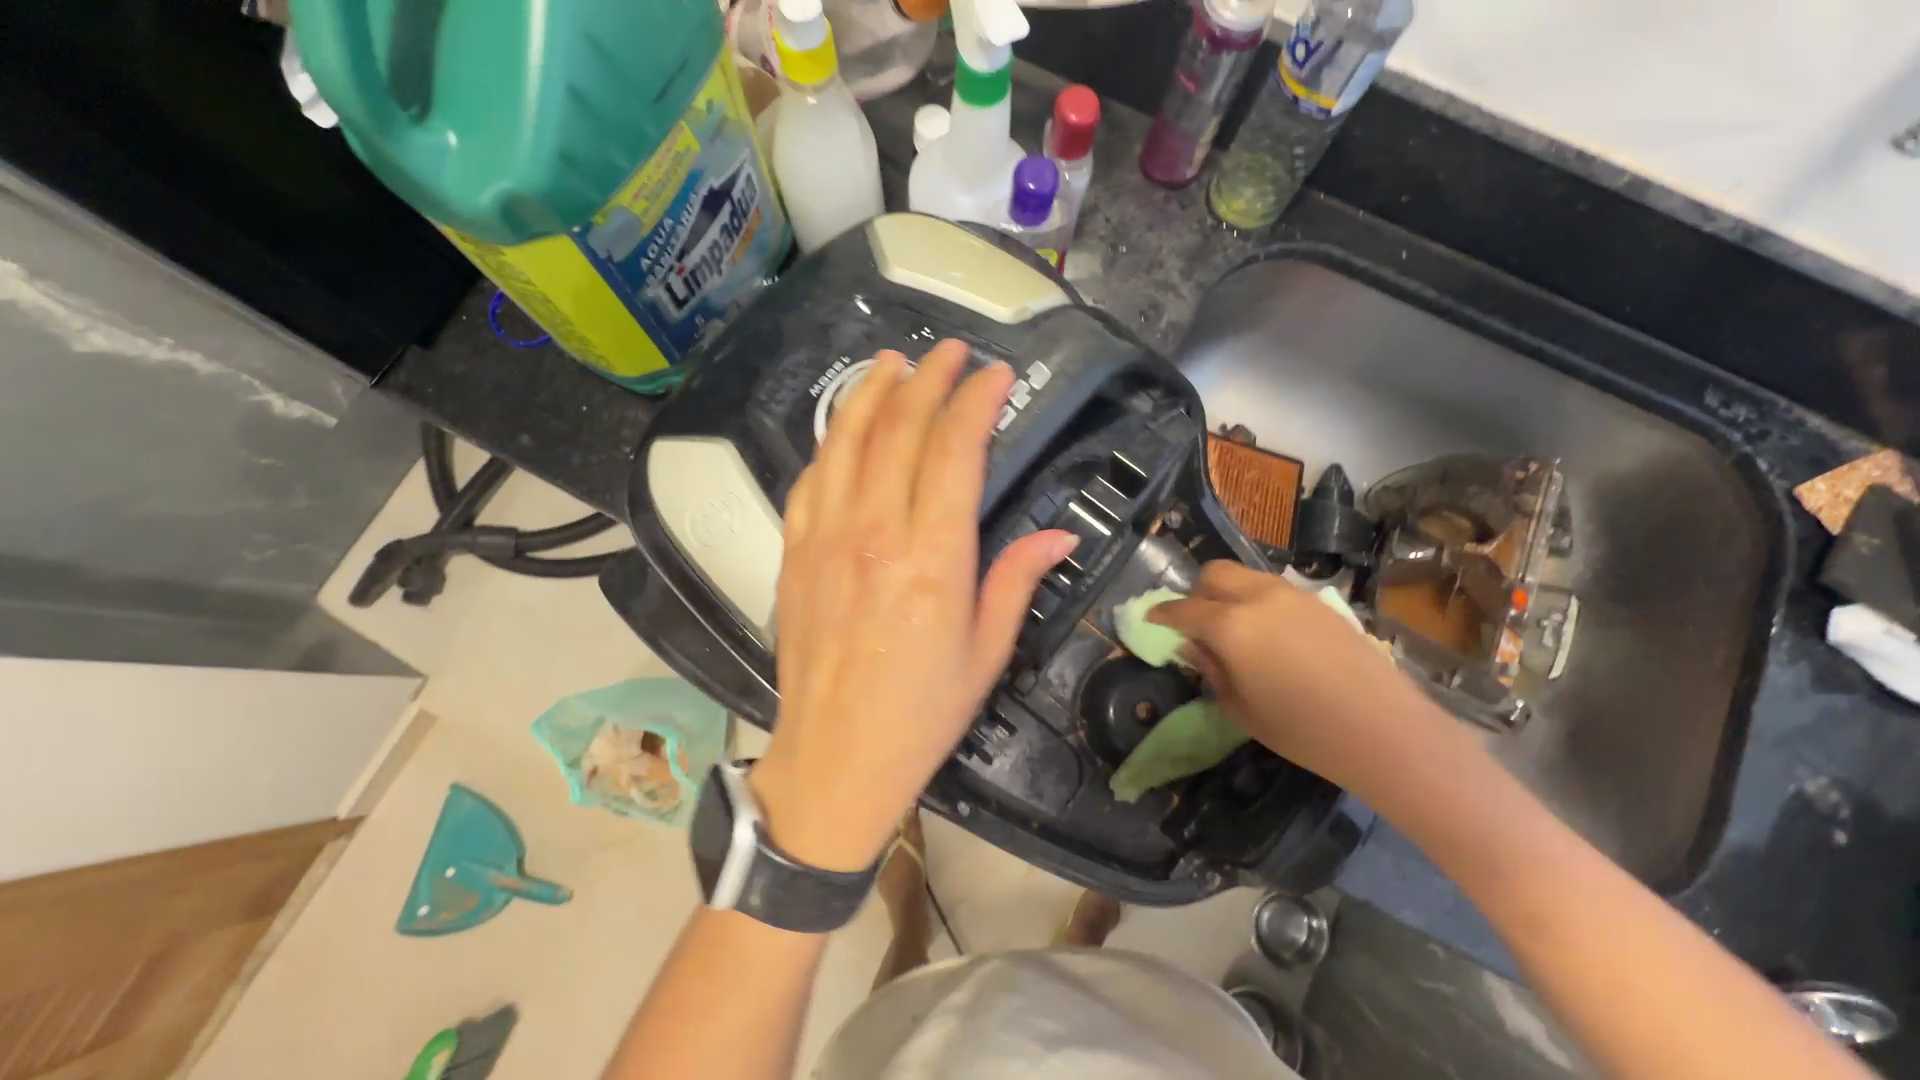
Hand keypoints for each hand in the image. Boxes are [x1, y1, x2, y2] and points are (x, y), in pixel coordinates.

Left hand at [749, 341, 1077, 871]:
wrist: (835, 757)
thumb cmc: (922, 713)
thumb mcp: (986, 653)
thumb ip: (1016, 581)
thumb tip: (1057, 534)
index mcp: (933, 558)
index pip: (955, 451)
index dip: (976, 402)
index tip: (996, 374)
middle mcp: (875, 533)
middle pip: (900, 431)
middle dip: (928, 381)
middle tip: (950, 352)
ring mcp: (825, 538)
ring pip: (847, 442)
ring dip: (872, 393)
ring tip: (893, 363)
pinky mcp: (794, 553)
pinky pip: (811, 479)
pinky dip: (832, 441)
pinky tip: (845, 425)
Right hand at [1149, 561, 1473, 801]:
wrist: (1383, 729)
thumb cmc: (1302, 730)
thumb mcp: (1241, 709)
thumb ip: (1211, 671)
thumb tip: (1193, 647)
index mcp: (1230, 625)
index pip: (1183, 609)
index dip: (1162, 614)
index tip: (1151, 620)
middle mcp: (1258, 597)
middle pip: (1215, 574)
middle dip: (1197, 593)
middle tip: (1196, 623)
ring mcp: (1294, 595)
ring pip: (1247, 577)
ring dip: (1230, 594)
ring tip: (1234, 629)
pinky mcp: (1321, 604)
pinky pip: (1276, 590)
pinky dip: (1259, 602)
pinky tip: (1269, 636)